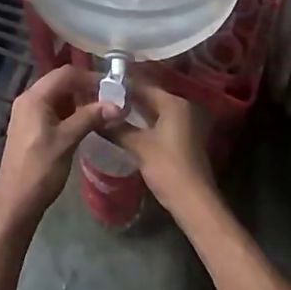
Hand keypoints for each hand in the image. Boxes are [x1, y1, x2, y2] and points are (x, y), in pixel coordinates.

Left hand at [0, 65, 122, 229]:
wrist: (16, 201)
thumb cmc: (40, 169)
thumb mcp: (67, 140)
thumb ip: (90, 118)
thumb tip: (118, 105)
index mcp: (34, 97)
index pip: (65, 74)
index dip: (89, 77)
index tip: (112, 86)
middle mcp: (28, 99)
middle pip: (60, 82)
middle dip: (85, 88)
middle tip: (109, 98)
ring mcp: (28, 113)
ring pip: (57, 96)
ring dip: (78, 100)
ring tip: (101, 109)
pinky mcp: (31, 127)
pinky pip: (53, 109)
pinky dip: (70, 111)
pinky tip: (85, 122)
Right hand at [110, 81, 213, 206]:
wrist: (194, 202)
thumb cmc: (167, 168)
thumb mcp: (138, 146)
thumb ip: (117, 128)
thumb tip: (96, 118)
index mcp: (174, 103)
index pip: (143, 87)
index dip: (121, 88)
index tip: (101, 89)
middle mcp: (183, 108)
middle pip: (150, 97)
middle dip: (128, 100)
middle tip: (103, 101)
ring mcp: (187, 123)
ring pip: (155, 111)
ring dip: (136, 113)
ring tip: (111, 114)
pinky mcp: (185, 138)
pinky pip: (161, 123)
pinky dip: (146, 124)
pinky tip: (127, 129)